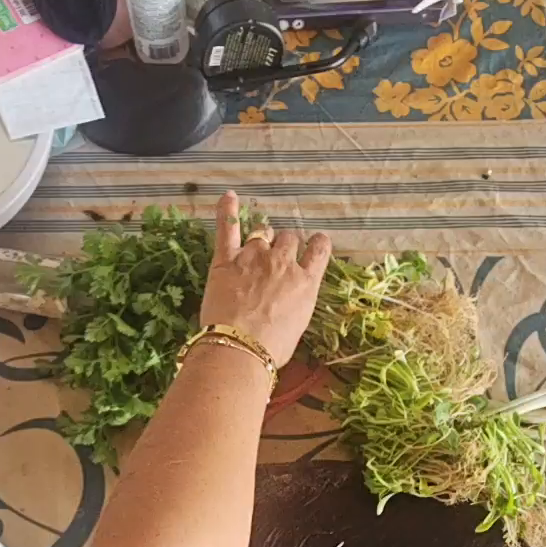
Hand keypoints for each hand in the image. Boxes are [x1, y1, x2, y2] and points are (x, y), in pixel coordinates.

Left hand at [199, 190, 330, 367]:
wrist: (241, 349)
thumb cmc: (271, 348)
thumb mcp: (298, 326)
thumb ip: (298, 302)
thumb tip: (290, 299)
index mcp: (306, 282)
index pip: (319, 250)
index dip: (317, 245)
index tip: (315, 244)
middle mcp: (282, 263)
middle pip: (288, 238)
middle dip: (284, 246)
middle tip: (276, 261)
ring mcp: (254, 257)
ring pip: (262, 232)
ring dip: (262, 237)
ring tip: (256, 246)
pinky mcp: (226, 260)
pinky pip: (228, 227)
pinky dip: (227, 210)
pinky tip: (228, 197)